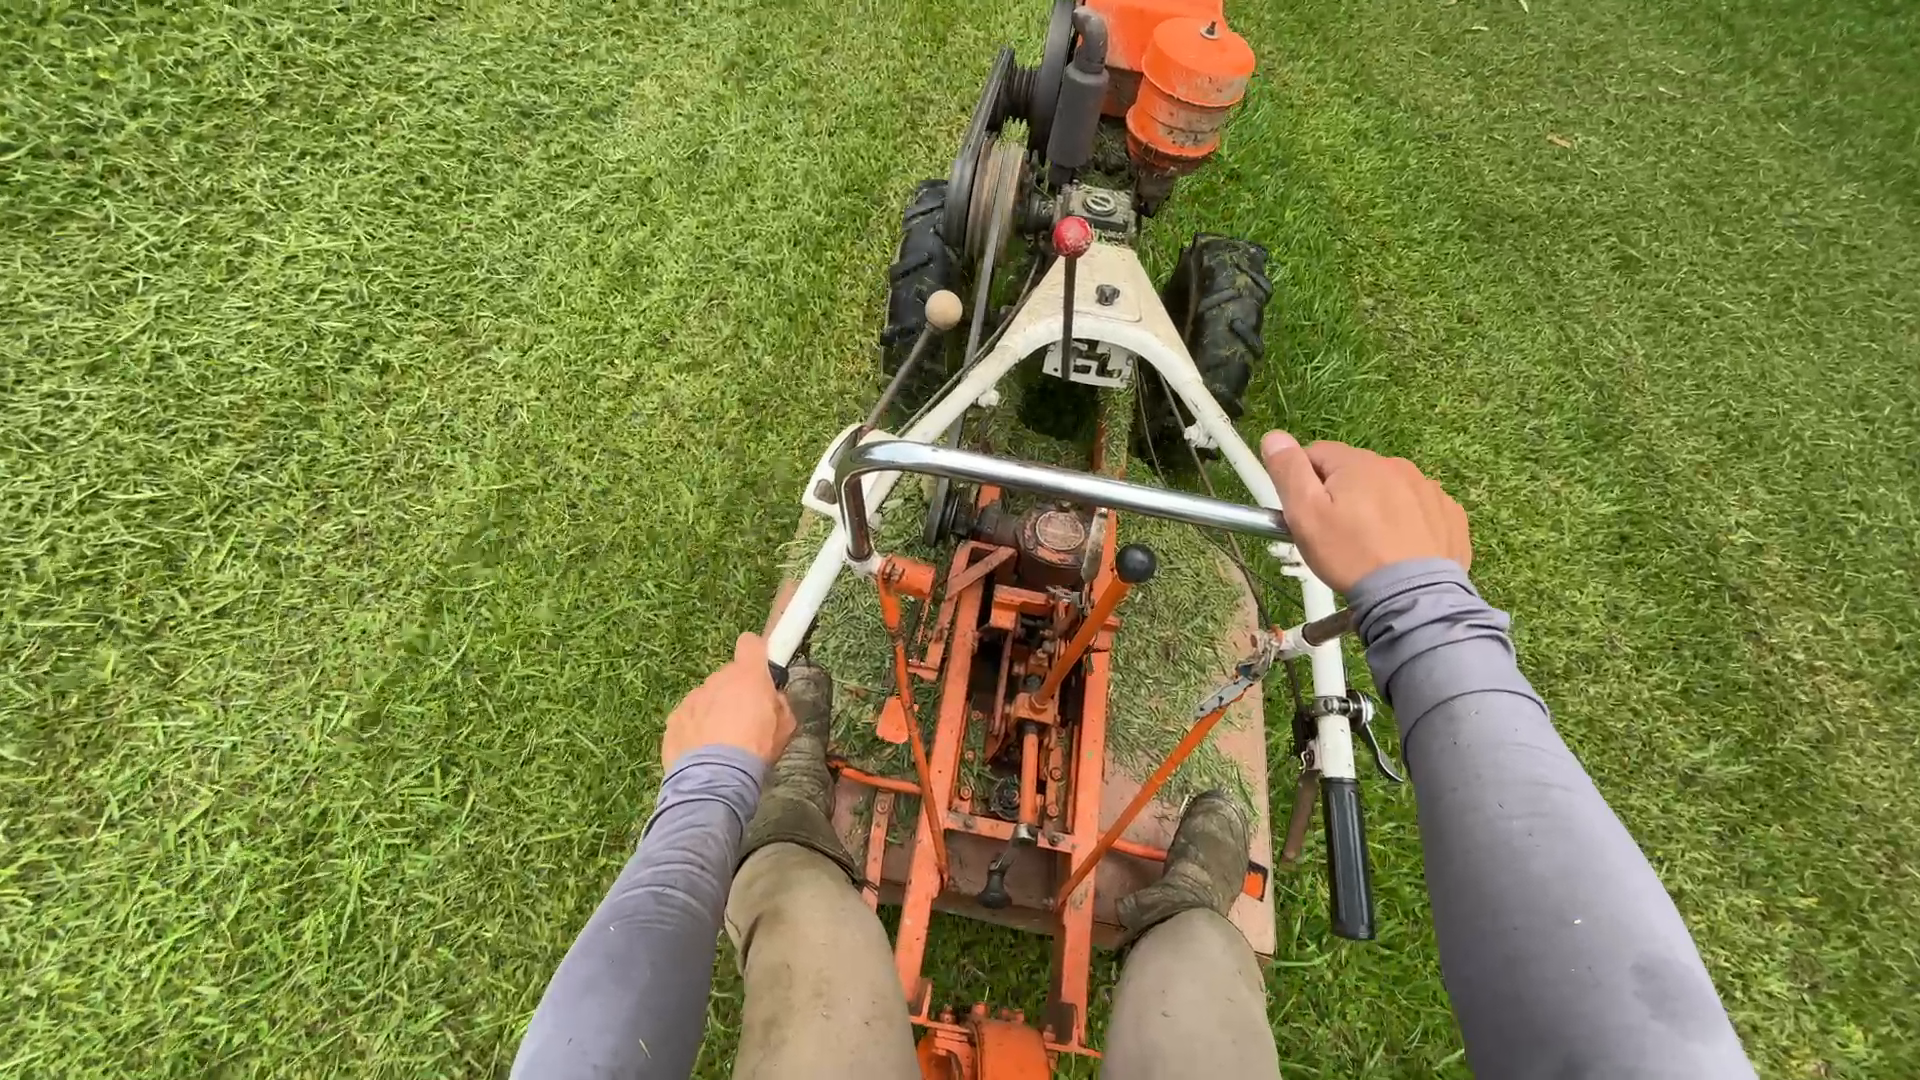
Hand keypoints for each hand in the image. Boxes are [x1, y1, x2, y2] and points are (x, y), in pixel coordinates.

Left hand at [661, 633, 795, 770]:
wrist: (715, 779)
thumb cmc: (756, 749)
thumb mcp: (785, 727)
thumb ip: (779, 704)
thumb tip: (773, 699)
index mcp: (748, 675)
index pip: (750, 643)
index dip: (755, 653)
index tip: (760, 670)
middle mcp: (718, 679)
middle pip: (729, 676)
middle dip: (736, 692)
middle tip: (745, 720)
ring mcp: (693, 698)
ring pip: (707, 696)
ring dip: (715, 711)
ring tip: (722, 742)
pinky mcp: (674, 719)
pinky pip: (689, 716)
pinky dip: (696, 728)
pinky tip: (704, 752)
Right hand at [1260, 431, 1470, 593]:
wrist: (1412, 595)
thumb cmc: (1349, 553)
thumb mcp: (1305, 513)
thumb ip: (1289, 471)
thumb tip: (1275, 436)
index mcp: (1358, 463)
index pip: (1316, 454)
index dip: (1302, 481)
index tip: (1304, 511)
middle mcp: (1397, 466)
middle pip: (1352, 472)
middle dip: (1339, 494)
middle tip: (1332, 533)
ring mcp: (1429, 490)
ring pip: (1385, 489)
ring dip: (1372, 506)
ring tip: (1366, 544)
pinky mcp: (1449, 515)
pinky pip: (1417, 509)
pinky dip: (1404, 522)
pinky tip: (1397, 548)